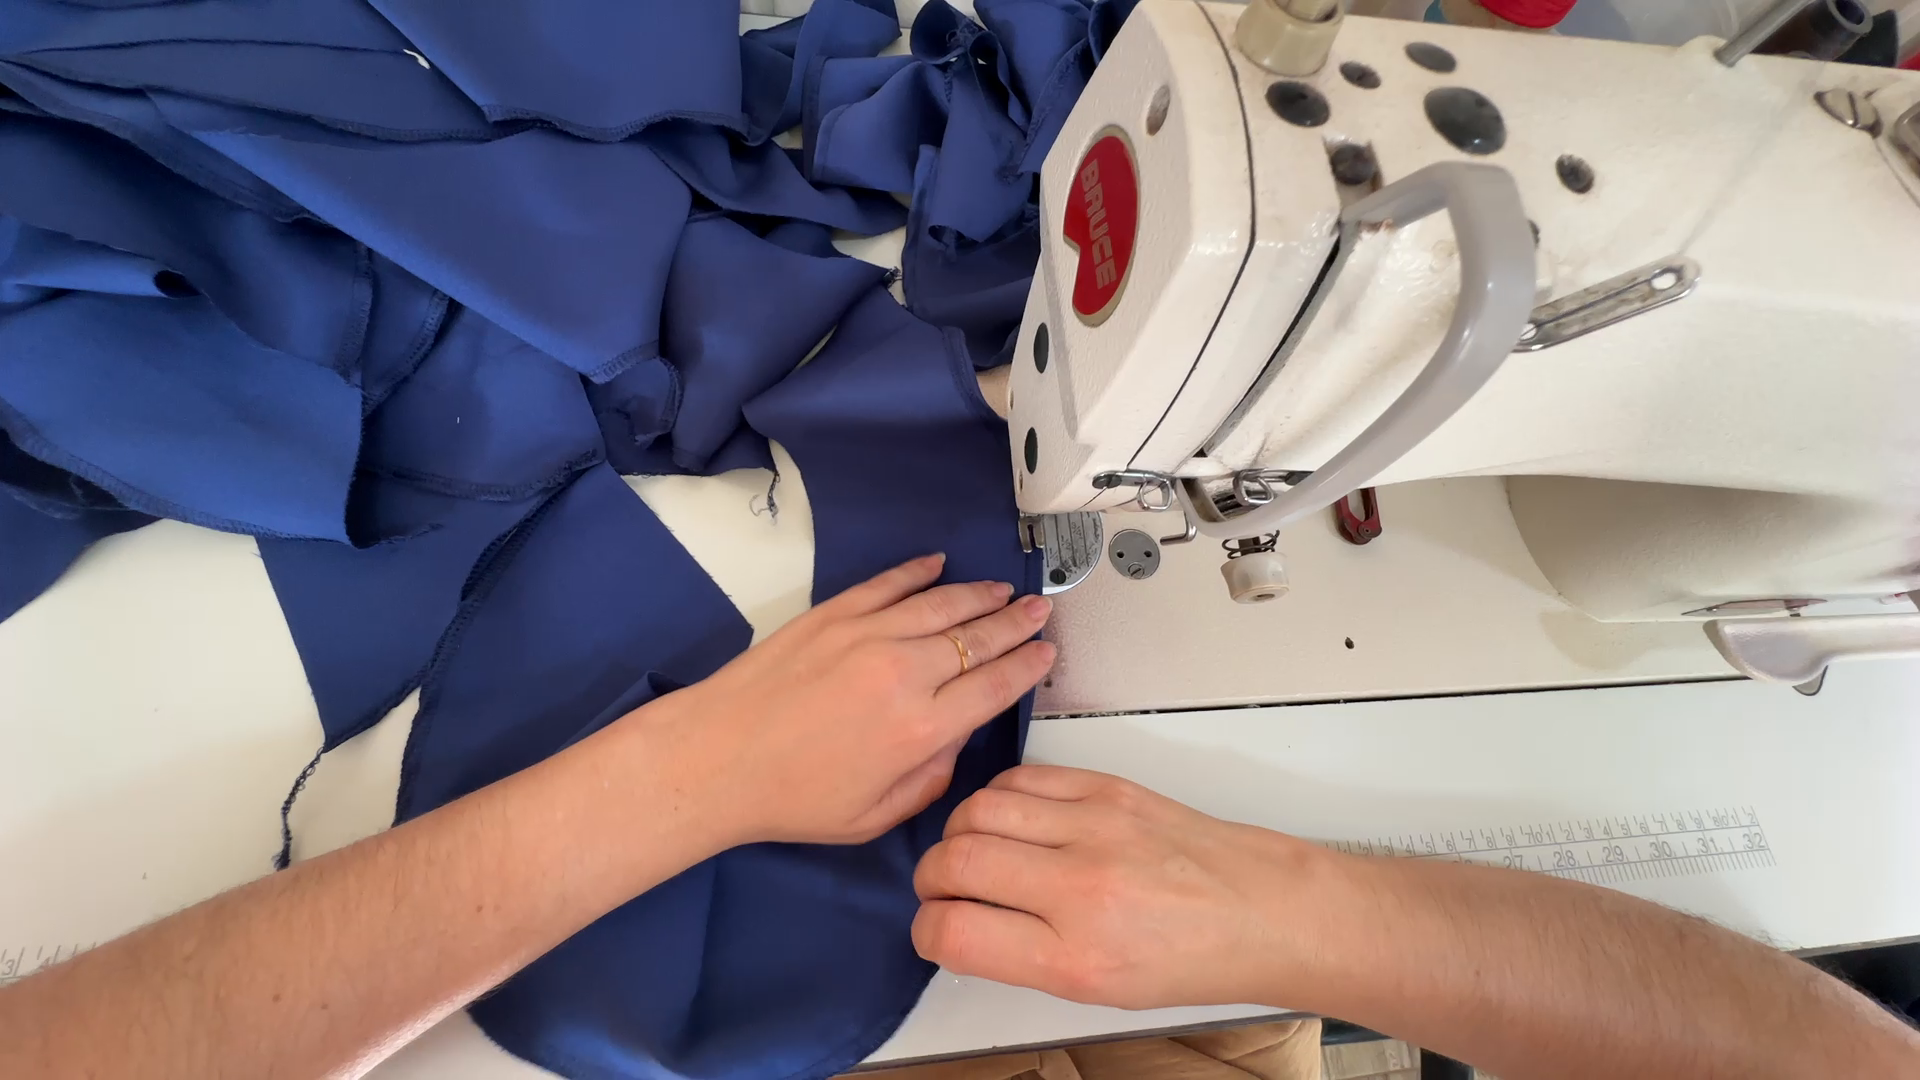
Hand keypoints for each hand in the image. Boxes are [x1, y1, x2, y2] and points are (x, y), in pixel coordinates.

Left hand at [634, 554, 1055, 847]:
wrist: (715, 757)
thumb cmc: (793, 798)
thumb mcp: (874, 816)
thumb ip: (930, 780)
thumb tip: (952, 740)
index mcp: (921, 729)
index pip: (995, 687)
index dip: (1028, 665)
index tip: (1047, 651)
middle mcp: (906, 672)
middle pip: (979, 638)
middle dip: (1017, 622)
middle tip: (1041, 608)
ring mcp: (869, 633)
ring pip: (943, 603)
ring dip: (980, 594)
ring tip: (1004, 589)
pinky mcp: (835, 612)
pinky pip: (889, 583)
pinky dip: (918, 572)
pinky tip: (940, 564)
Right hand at [911, 766, 1334, 1009]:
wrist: (1255, 906)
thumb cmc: (1185, 958)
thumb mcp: (1097, 987)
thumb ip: (1020, 954)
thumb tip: (959, 922)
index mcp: (1075, 957)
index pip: (956, 934)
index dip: (926, 931)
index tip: (933, 927)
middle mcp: (1078, 886)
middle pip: (954, 862)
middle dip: (929, 878)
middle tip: (939, 886)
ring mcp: (1091, 824)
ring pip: (977, 809)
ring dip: (956, 832)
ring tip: (970, 848)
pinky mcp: (1103, 783)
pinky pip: (1019, 778)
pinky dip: (996, 798)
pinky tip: (1006, 818)